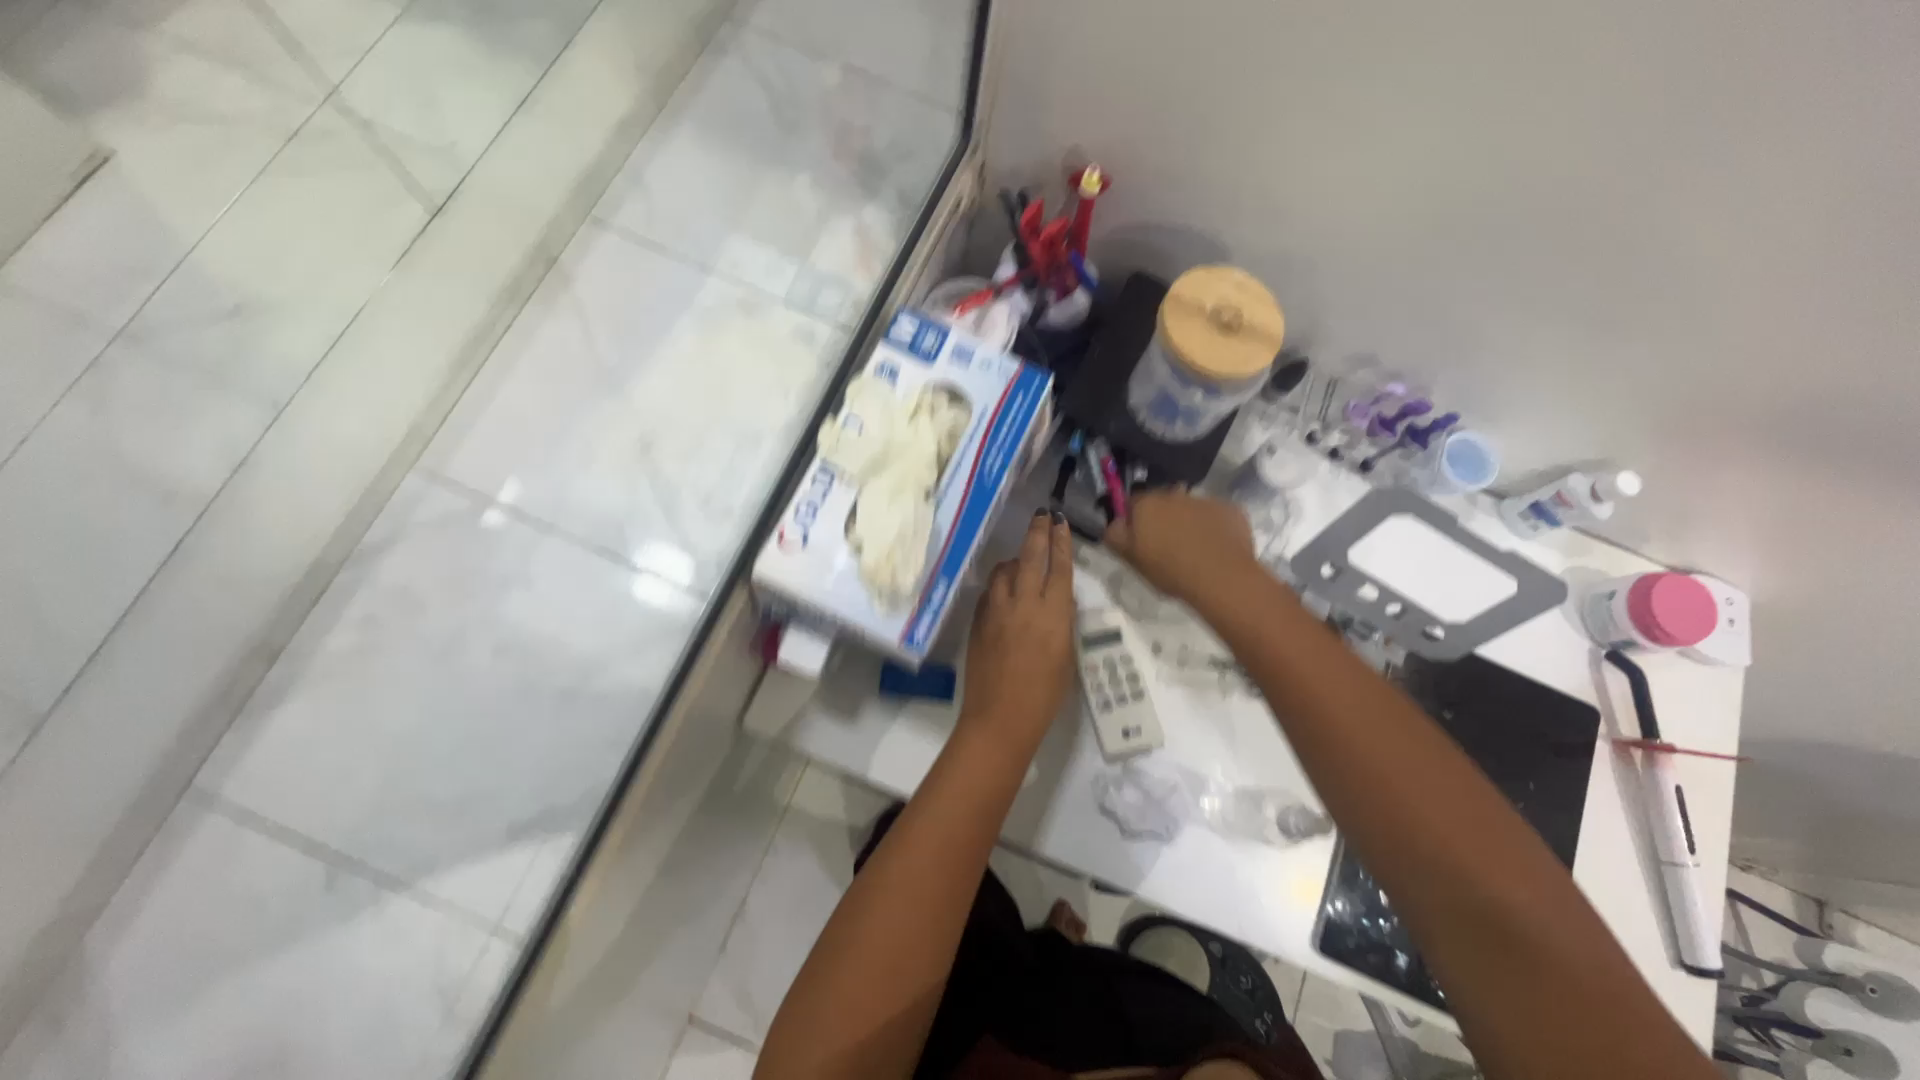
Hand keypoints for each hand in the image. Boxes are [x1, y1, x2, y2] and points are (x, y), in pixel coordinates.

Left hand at [960, 511, 1075, 746]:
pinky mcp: (978, 622)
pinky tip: (1003, 591)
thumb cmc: (1044, 696)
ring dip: (1014, 561)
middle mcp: (1025, 604)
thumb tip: (1057, 604)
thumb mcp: (1065, 657)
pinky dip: (999, 585)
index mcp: (1053, 614)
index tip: (1060, 522)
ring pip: (1005, 571)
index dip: (1060, 542)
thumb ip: (1061, 624)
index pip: (1059, 567)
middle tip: (1041, 515)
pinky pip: (990, 592)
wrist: (1000, 717)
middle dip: (1037, 533)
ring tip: (1020, 560)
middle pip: (1031, 557)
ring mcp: (997, 611)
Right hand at [1103, 490, 1262, 609]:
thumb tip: (1114, 522)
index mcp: (1147, 504)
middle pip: (1163, 502)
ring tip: (1193, 549)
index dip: (1133, 518)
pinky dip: (1214, 527)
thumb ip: (1115, 536)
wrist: (1221, 577)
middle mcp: (1175, 494)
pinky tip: (1216, 548)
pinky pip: (1216, 516)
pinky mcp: (1231, 509)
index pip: (1131, 502)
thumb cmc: (1169, 569)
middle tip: (1165, 545)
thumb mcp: (1131, 559)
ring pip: (1190, 508)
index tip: (1137, 537)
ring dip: (1188, 521)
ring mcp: (1206, 500)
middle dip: (1162, 517)